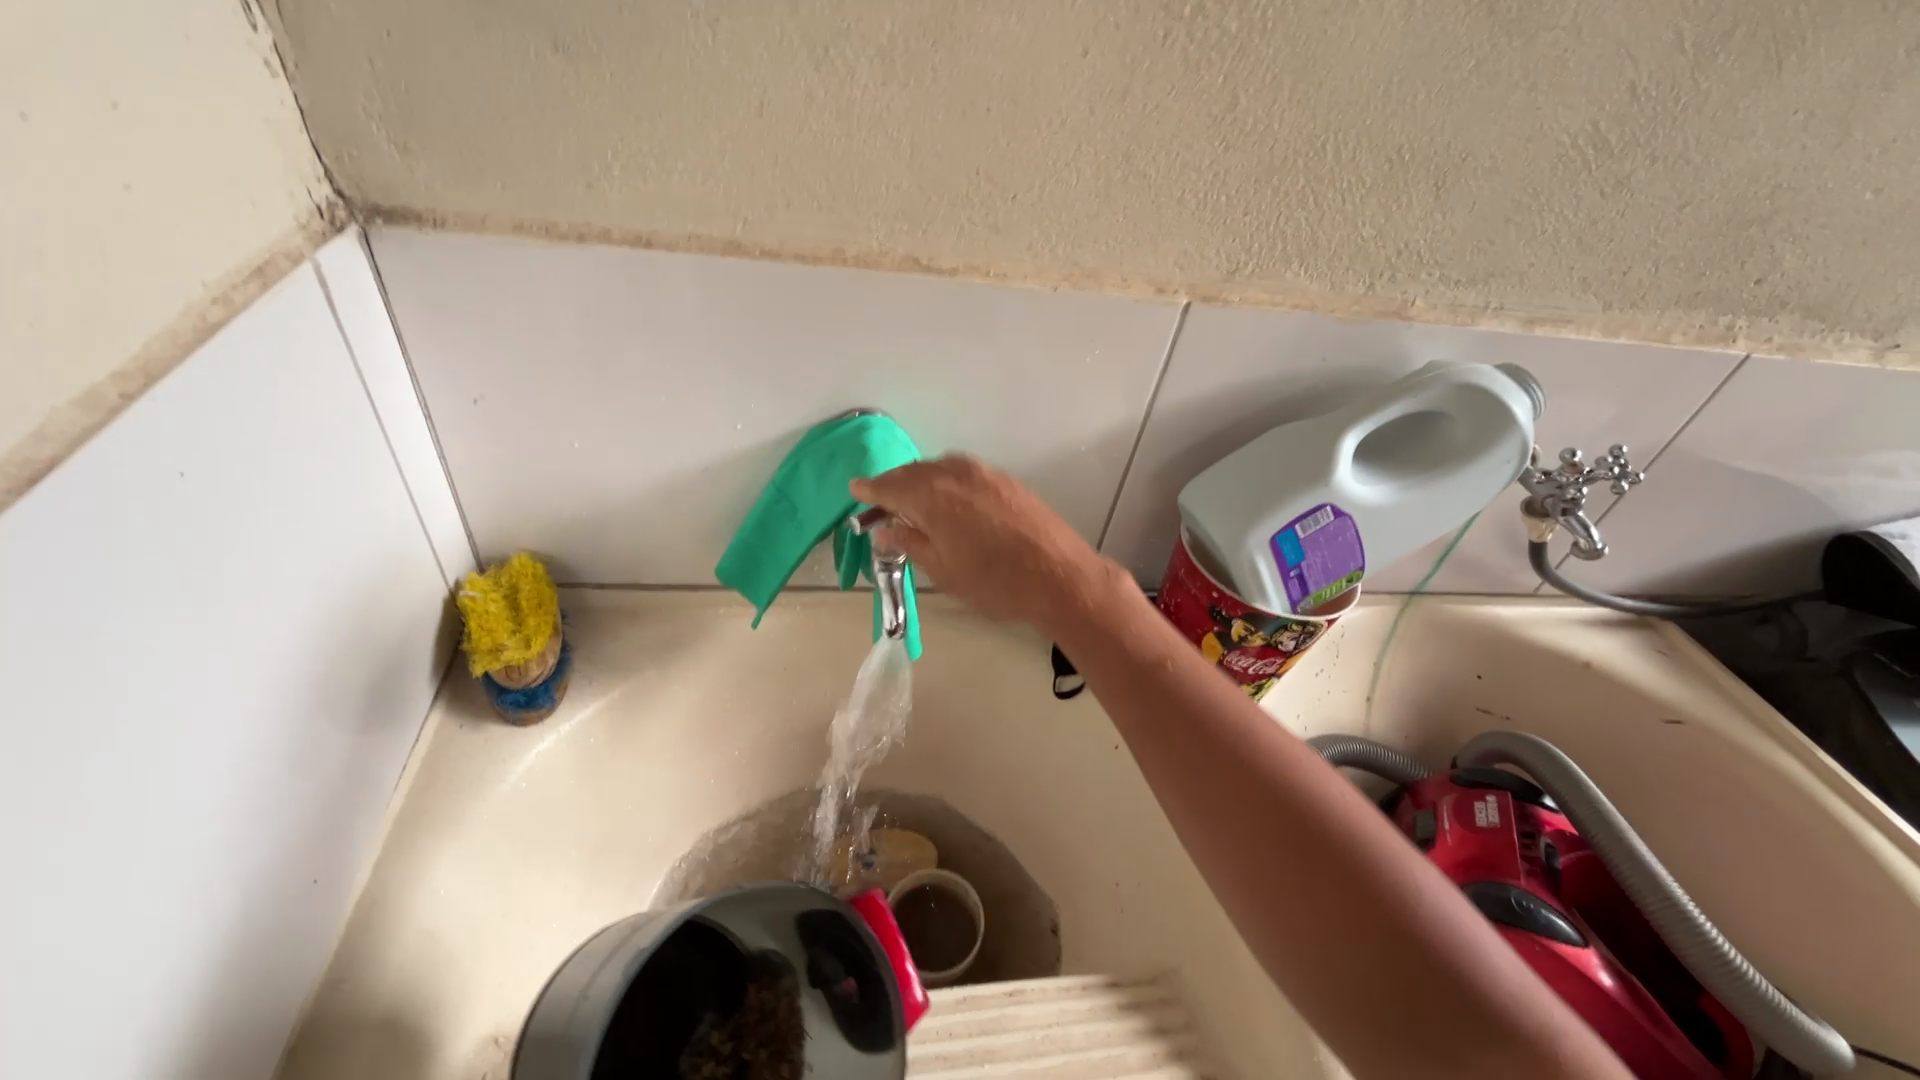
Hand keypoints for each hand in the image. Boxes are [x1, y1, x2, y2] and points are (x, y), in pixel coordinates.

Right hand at [849, 456, 1127, 633]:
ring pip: (941, 469)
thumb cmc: (993, 582)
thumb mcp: (942, 570)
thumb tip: (886, 529)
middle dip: (894, 485)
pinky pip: (964, 473)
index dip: (870, 490)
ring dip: (922, 482)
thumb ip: (911, 542)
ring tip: (913, 503)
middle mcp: (955, 473)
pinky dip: (947, 482)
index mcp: (932, 495)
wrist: (1058, 577)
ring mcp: (984, 473)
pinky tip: (948, 502)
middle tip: (880, 502)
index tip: (856, 491)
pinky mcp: (1006, 481)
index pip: (890, 486)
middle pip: (914, 473)